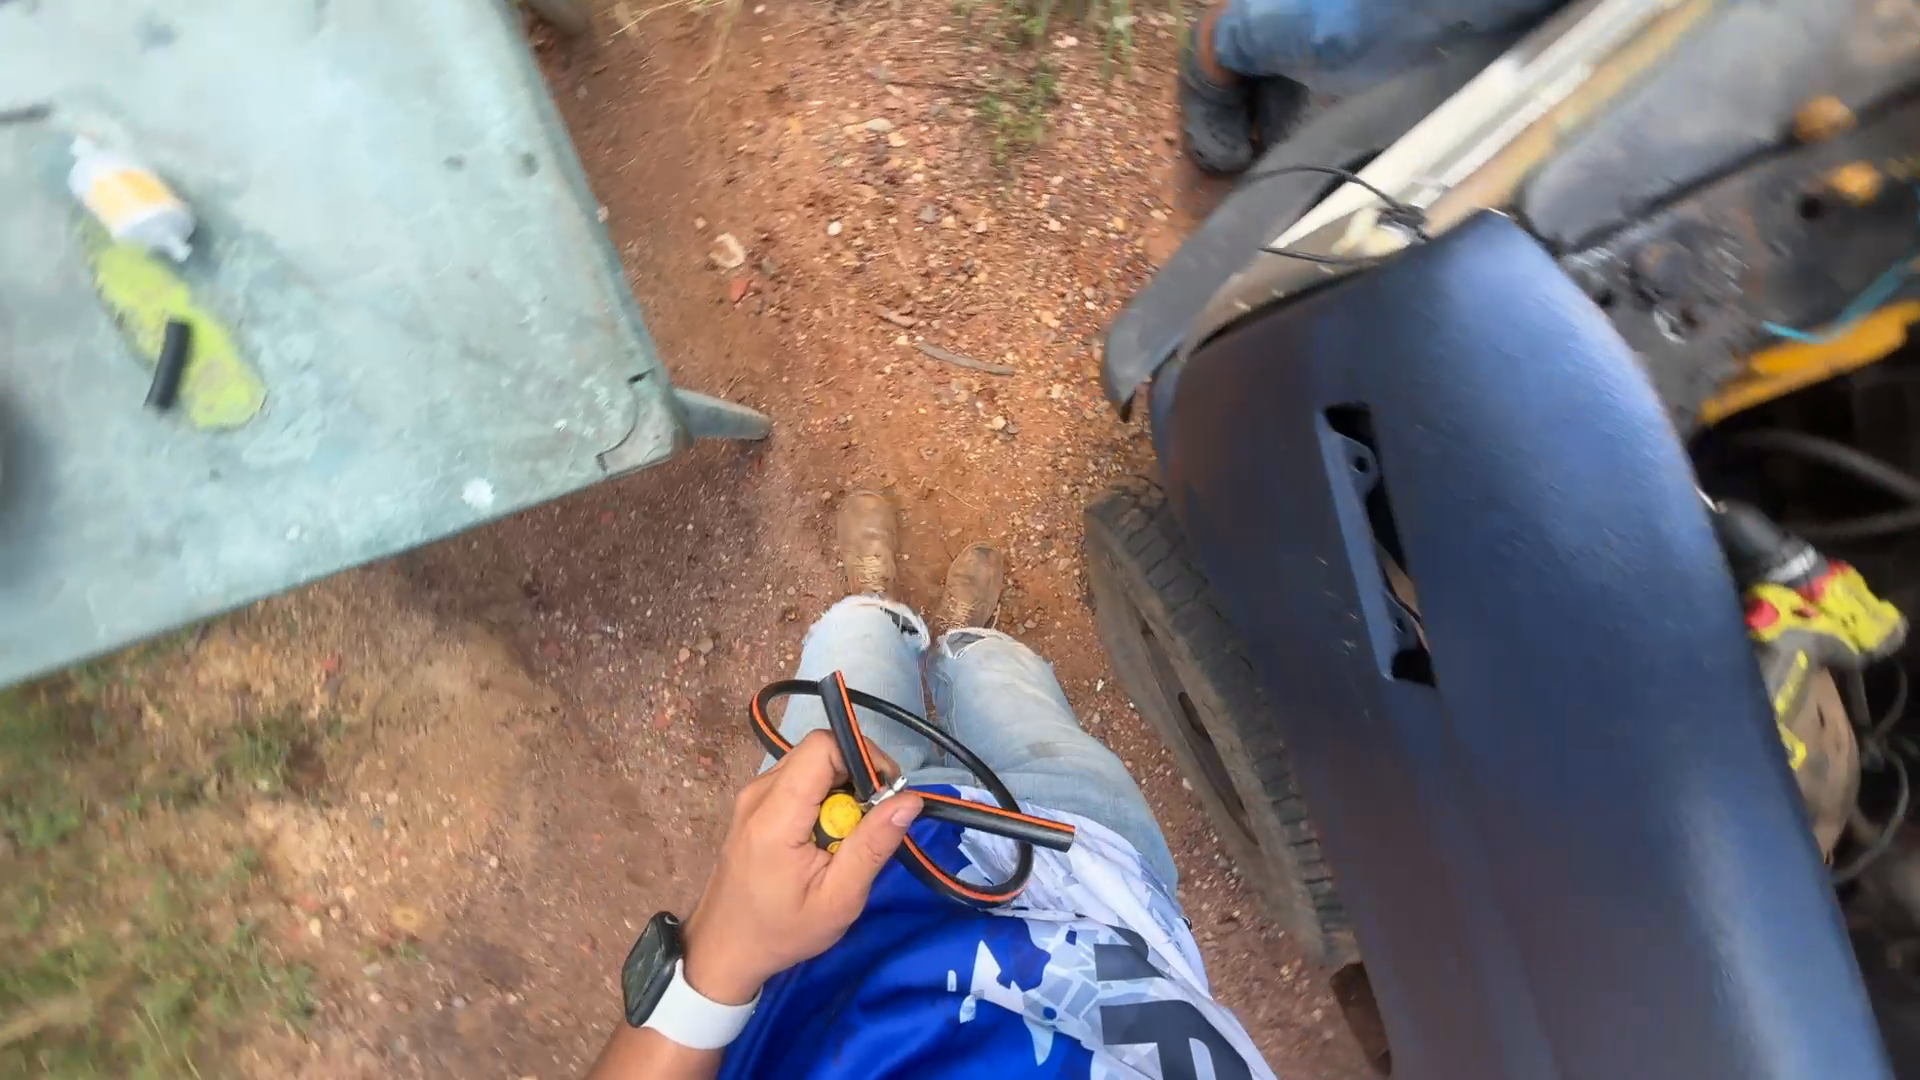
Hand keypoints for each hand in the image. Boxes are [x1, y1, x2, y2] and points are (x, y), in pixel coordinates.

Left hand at [680, 730, 922, 1003]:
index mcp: (777, 814)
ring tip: (853, 827)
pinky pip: (800, 775)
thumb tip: (910, 799)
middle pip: (819, 749)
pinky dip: (824, 791)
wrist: (724, 949)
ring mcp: (754, 793)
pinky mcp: (756, 800)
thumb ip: (873, 845)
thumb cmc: (782, 930)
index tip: (886, 791)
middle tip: (876, 813)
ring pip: (811, 760)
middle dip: (857, 771)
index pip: (822, 746)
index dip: (862, 755)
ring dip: (842, 783)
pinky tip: (830, 829)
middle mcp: (760, 791)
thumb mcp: (839, 899)